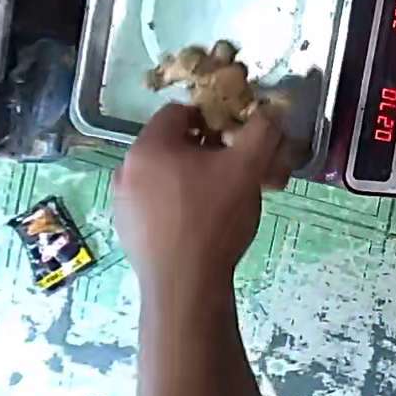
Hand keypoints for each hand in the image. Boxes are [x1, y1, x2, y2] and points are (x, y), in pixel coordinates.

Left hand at [114, 104, 284, 285]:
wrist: (186, 283)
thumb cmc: (215, 218)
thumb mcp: (249, 168)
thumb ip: (262, 132)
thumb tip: (271, 113)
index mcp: (149, 147)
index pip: (179, 112)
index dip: (213, 119)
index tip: (237, 140)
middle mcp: (127, 169)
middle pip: (173, 145)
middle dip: (209, 152)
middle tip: (238, 171)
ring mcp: (124, 202)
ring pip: (166, 175)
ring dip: (196, 178)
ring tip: (225, 200)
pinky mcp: (129, 230)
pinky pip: (158, 203)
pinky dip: (182, 204)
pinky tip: (204, 225)